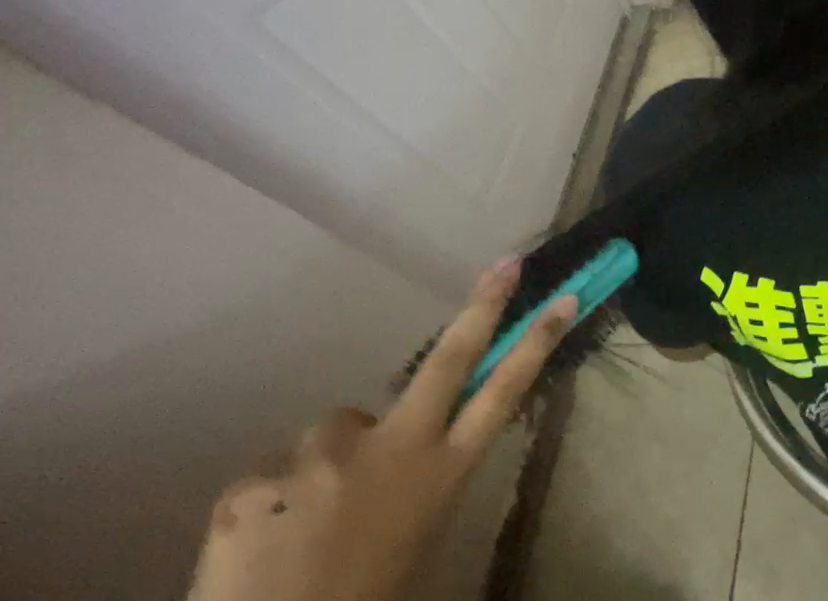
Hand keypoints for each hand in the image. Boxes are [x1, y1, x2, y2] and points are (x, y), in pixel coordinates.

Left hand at [188, 258, 574, 600]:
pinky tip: (267, 541)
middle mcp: (394, 450)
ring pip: (334, 433)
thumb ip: (419, 485)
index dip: (536, 344)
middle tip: (505, 266)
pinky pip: (271, 477)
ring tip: (312, 517)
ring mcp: (325, 460)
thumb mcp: (419, 538)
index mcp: (441, 473)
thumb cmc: (366, 595)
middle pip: (447, 362)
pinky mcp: (258, 480)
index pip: (503, 395)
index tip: (562, 299)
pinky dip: (272, 501)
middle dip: (481, 308)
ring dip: (329, 461)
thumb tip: (408, 460)